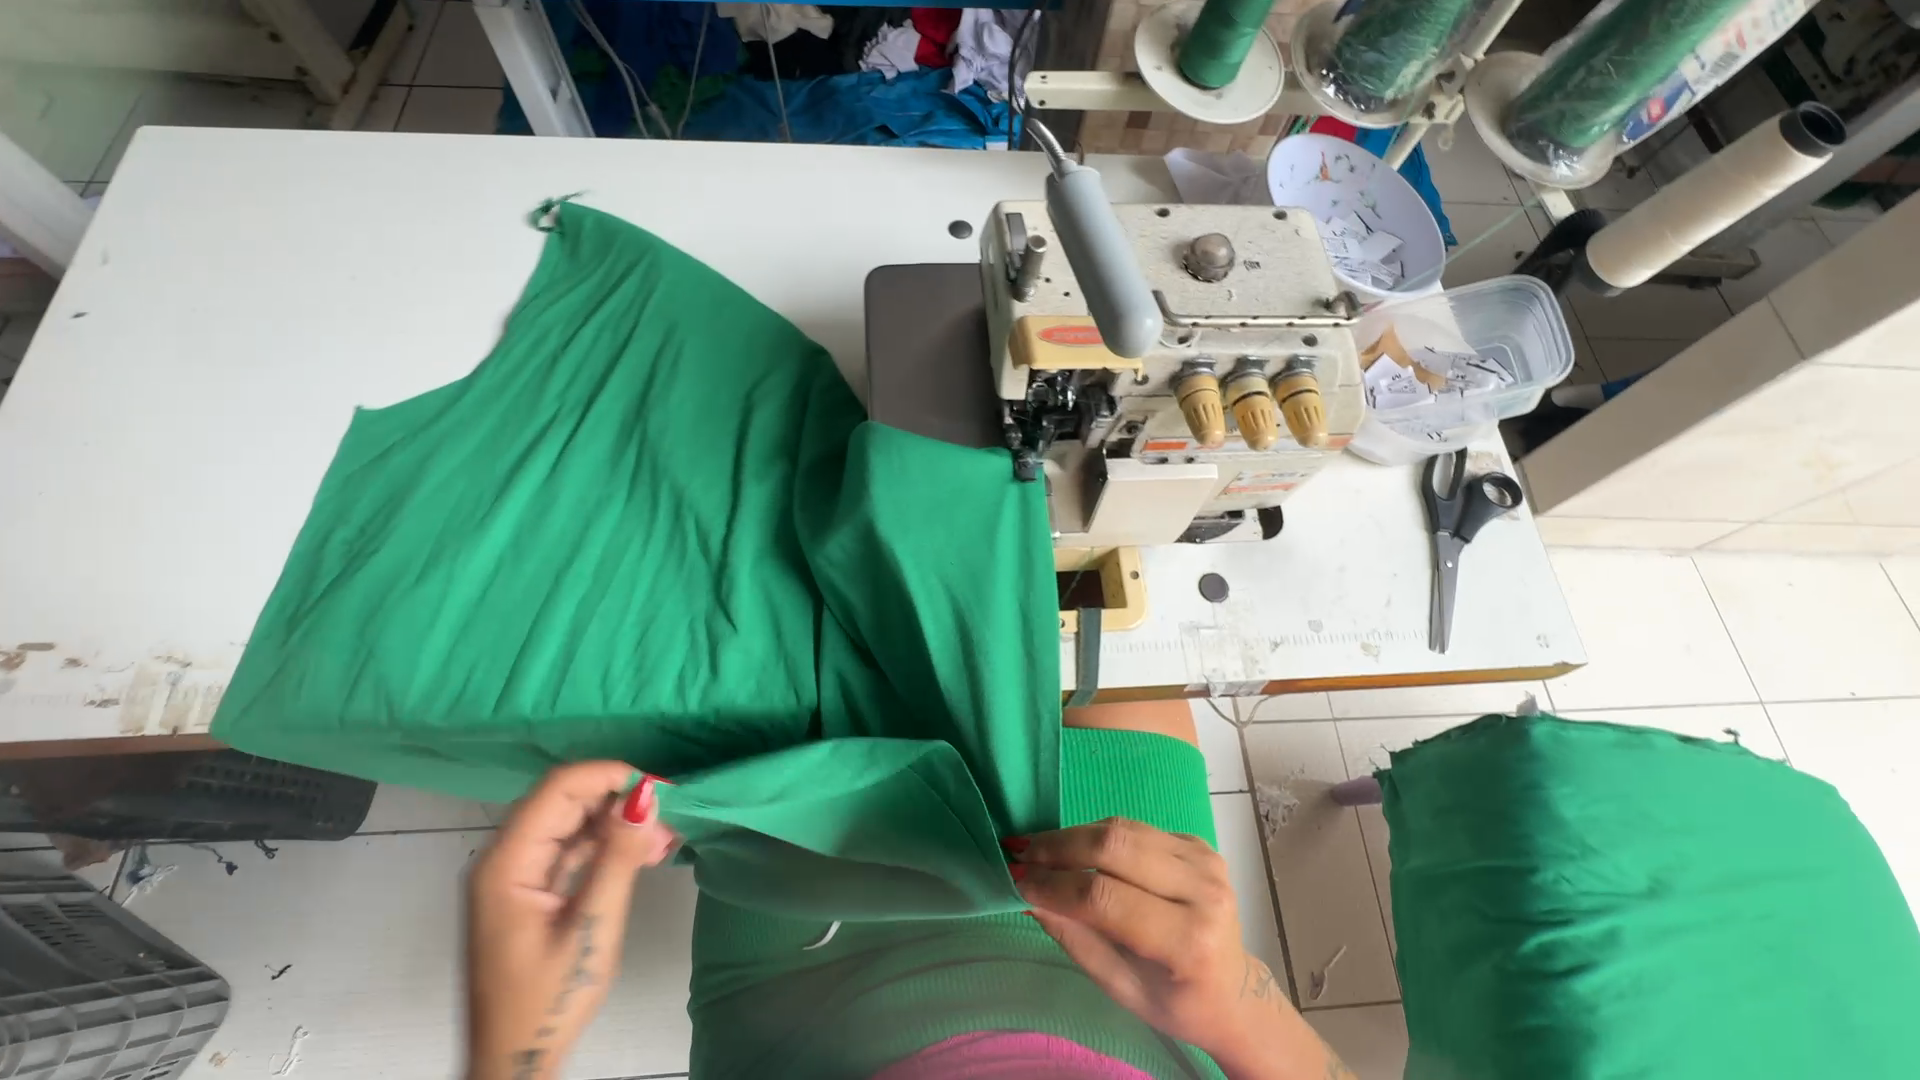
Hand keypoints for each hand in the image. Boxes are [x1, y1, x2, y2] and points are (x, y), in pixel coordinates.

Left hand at [464, 763, 675, 1079]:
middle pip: (564, 802)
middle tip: (670, 816)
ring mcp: (516, 875)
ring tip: (665, 838)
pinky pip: (570, 849)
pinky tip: (643, 853)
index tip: (660, 787)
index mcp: (506, 863)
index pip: (558, 789)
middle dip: (619, 799)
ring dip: (618, 823)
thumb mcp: (592, 926)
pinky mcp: (530, 892)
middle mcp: (504, 859)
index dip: (609, 776)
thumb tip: (647, 796)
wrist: (514, 1064)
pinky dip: (606, 846)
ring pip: (571, 823)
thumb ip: (618, 857)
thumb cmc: (548, 1001)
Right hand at [1010, 818, 1352, 1079]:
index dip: (1054, 885)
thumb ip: (1074, 938)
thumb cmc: (1174, 1002)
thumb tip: (1026, 894)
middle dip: (1059, 847)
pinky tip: (1074, 848)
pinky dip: (1098, 834)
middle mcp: (1202, 891)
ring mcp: (1205, 861)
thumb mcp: (1120, 987)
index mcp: (1187, 940)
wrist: (1235, 992)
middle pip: (1116, 847)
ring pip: (1123, 828)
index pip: (1106, 898)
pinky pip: (1136, 827)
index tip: (1016, 879)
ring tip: (1038, 847)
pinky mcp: (1199, 843)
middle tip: (1020, 852)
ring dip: (1073, 835)